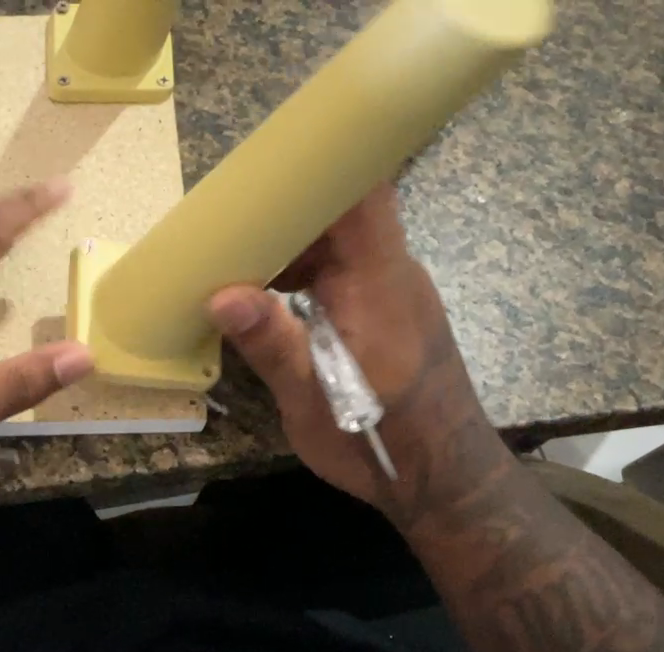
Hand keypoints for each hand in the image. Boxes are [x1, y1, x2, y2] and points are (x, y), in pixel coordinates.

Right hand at [205, 186, 504, 516]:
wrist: (443, 476)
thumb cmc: (383, 440)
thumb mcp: (313, 400)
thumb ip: (271, 344)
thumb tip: (219, 295)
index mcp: (378, 280)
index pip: (362, 190)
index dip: (320, 164)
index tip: (264, 163)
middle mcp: (392, 271)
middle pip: (343, 211)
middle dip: (284, 211)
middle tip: (225, 224)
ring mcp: (392, 291)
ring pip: (340, 242)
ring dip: (291, 246)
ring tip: (234, 262)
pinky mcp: (387, 312)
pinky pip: (344, 271)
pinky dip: (305, 273)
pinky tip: (267, 298)